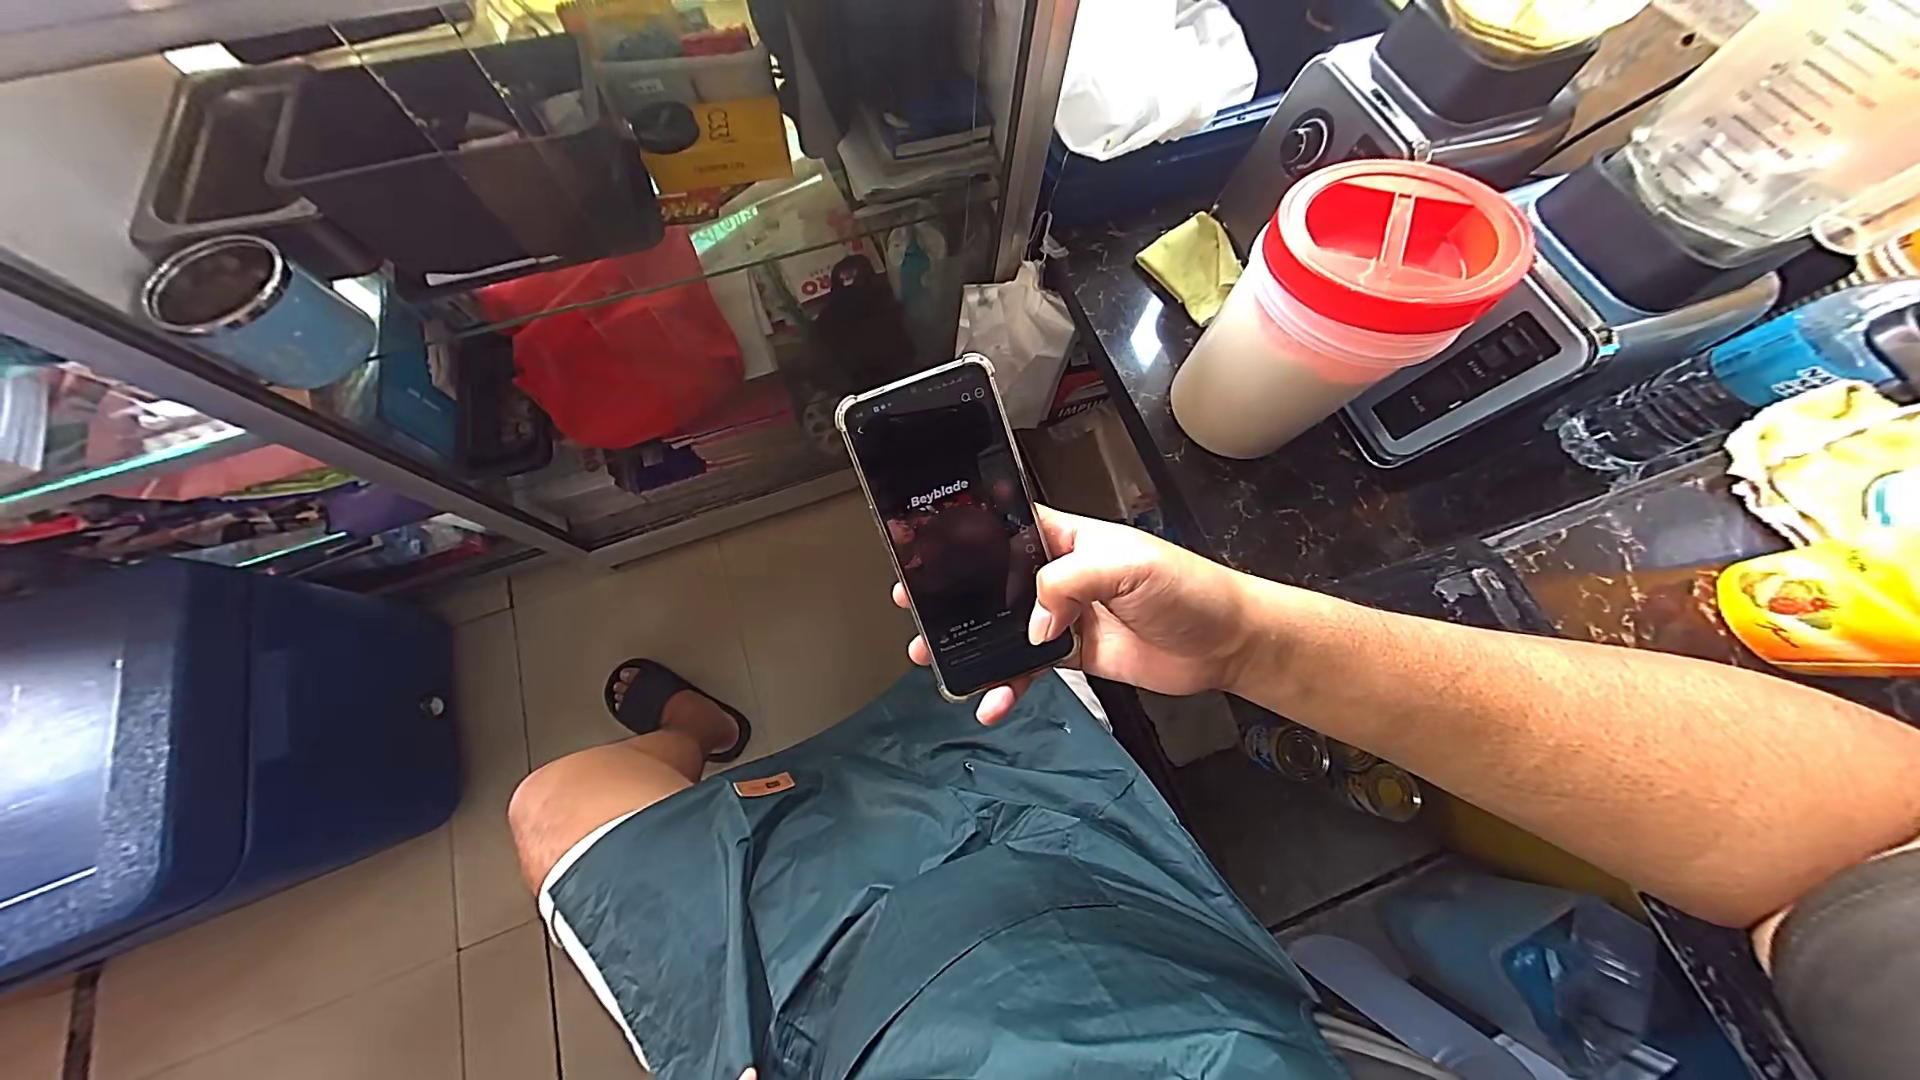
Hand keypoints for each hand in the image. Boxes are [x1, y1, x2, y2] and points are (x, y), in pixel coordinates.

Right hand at [893, 506, 1255, 723]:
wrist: (1223, 643)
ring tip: (935, 656)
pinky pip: (1028, 668)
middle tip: (915, 605)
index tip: (927, 546)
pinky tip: (993, 699)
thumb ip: (1071, 582)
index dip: (965, 535)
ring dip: (971, 643)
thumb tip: (1032, 621)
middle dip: (954, 593)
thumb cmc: (1187, 588)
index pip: (1005, 528)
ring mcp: (1062, 615)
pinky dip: (1008, 684)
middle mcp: (1058, 575)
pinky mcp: (1071, 653)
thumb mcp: (1128, 566)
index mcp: (1066, 539)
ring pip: (1003, 628)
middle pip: (993, 581)